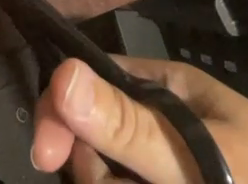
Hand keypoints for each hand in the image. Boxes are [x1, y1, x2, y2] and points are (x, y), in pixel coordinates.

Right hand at [31, 56, 247, 183]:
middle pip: (95, 135)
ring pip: (108, 174)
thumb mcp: (200, 163)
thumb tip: (62, 74)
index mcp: (171, 90)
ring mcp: (167, 167)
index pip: (95, 80)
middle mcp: (164, 124)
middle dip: (91, 167)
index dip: (63, 111)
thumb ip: (131, 126)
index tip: (47, 155)